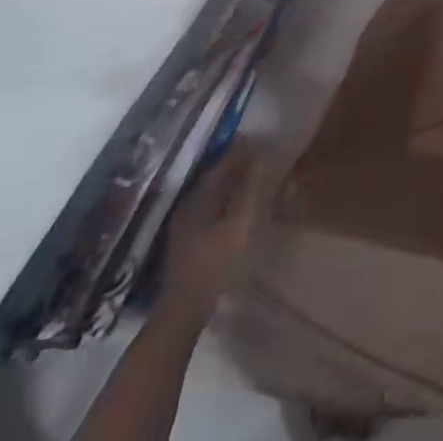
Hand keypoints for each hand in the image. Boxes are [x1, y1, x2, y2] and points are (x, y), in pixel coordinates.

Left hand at [161, 146, 262, 312]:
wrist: (185, 303)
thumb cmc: (215, 260)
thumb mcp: (238, 224)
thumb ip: (248, 192)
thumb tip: (259, 162)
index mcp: (199, 198)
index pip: (219, 167)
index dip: (236, 153)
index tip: (252, 139)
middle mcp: (187, 204)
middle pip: (211, 178)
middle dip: (230, 165)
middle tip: (251, 154)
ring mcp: (183, 222)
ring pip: (207, 193)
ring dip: (225, 182)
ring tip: (244, 176)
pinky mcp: (185, 237)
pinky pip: (205, 206)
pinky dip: (220, 198)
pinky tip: (230, 205)